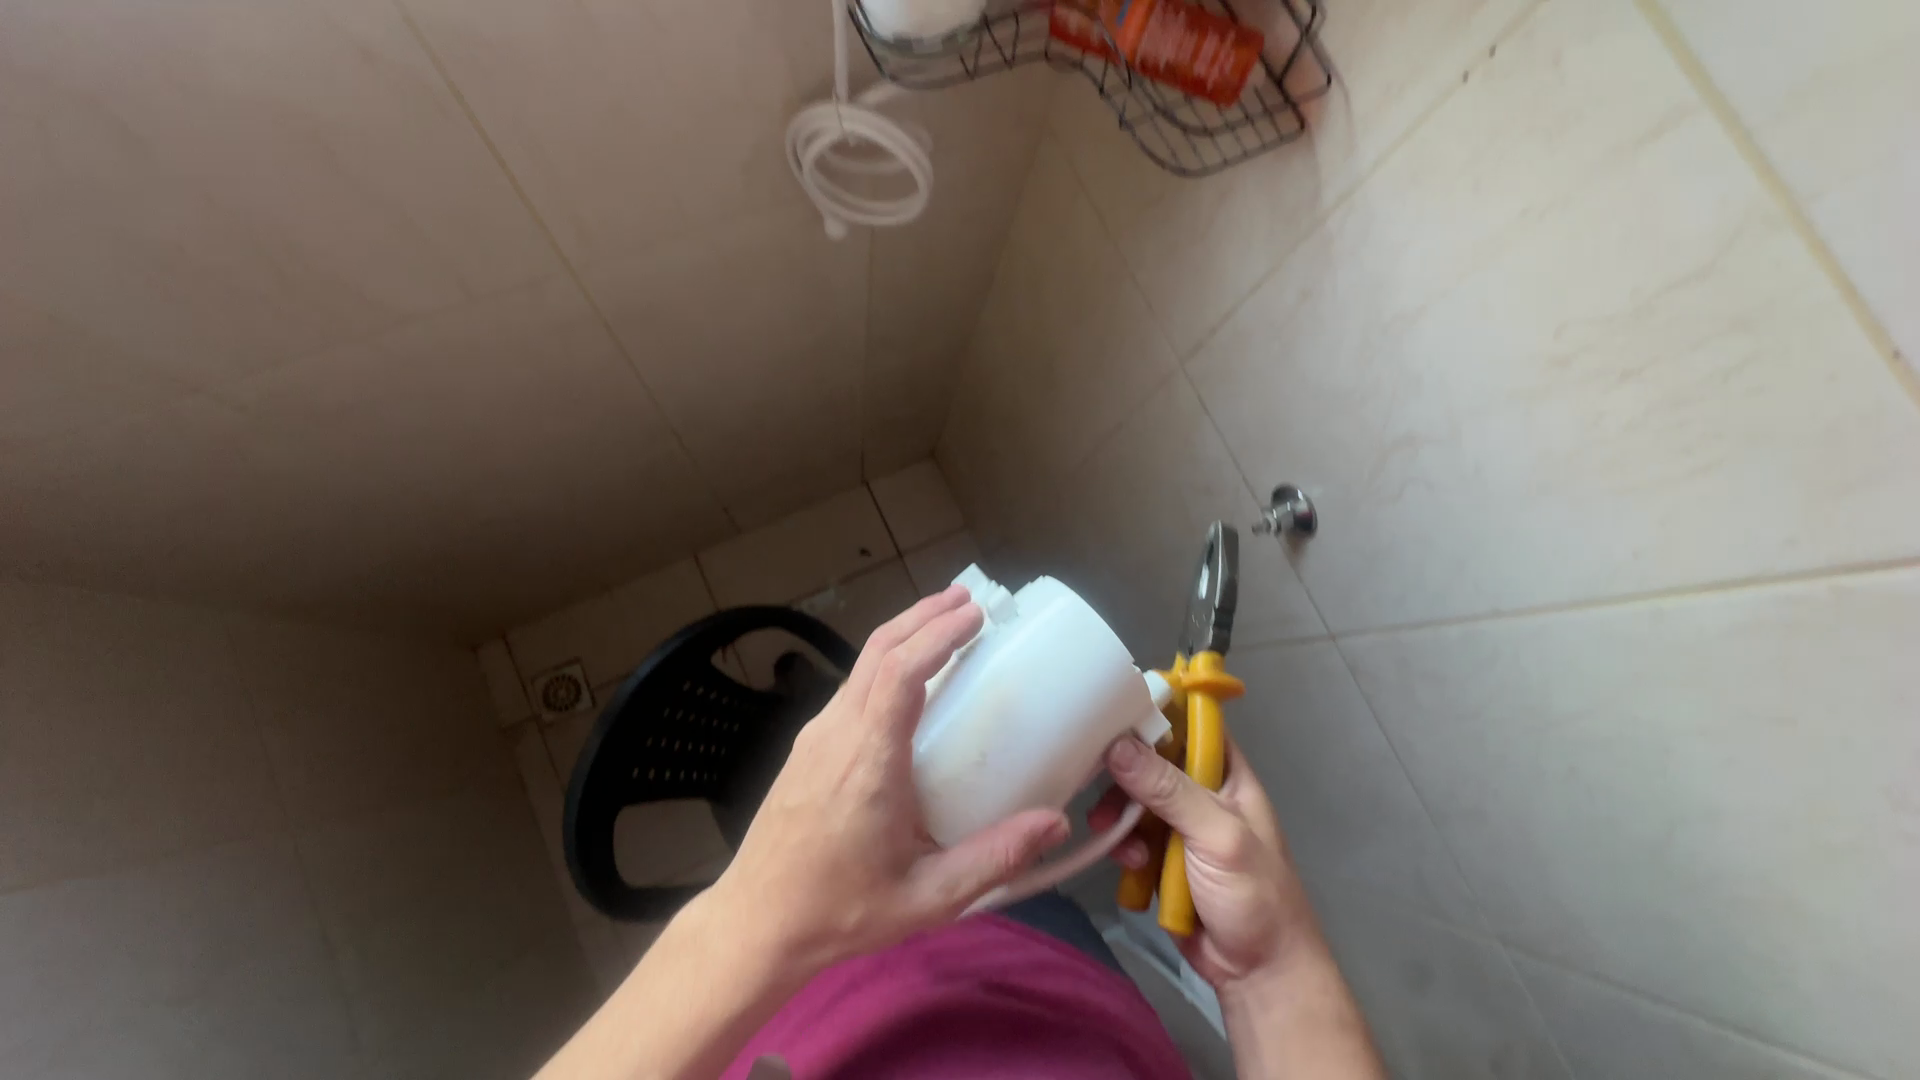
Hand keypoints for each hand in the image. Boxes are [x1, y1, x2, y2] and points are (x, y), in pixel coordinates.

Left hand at [707, 585, 1070, 972]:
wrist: (756, 924)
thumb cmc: (841, 910)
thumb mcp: (928, 897)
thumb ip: (994, 859)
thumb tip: (1055, 823)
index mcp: (868, 760)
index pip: (900, 672)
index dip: (938, 634)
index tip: (975, 614)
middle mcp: (837, 733)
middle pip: (878, 650)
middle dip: (924, 615)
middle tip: (968, 599)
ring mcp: (816, 736)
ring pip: (860, 664)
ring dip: (903, 634)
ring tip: (944, 624)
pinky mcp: (808, 746)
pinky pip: (851, 687)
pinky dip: (885, 662)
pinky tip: (907, 677)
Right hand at [1088, 734, 1318, 991]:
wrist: (1258, 975)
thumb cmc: (1255, 896)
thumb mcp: (1217, 835)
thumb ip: (1169, 790)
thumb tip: (1118, 745)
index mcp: (1227, 776)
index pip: (1192, 724)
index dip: (1158, 709)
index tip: (1114, 703)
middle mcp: (1201, 793)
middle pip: (1152, 760)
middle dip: (1123, 770)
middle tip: (1095, 775)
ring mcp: (1179, 826)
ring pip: (1134, 799)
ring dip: (1119, 812)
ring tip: (1110, 830)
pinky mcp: (1159, 857)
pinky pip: (1129, 836)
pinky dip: (1123, 845)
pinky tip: (1128, 863)